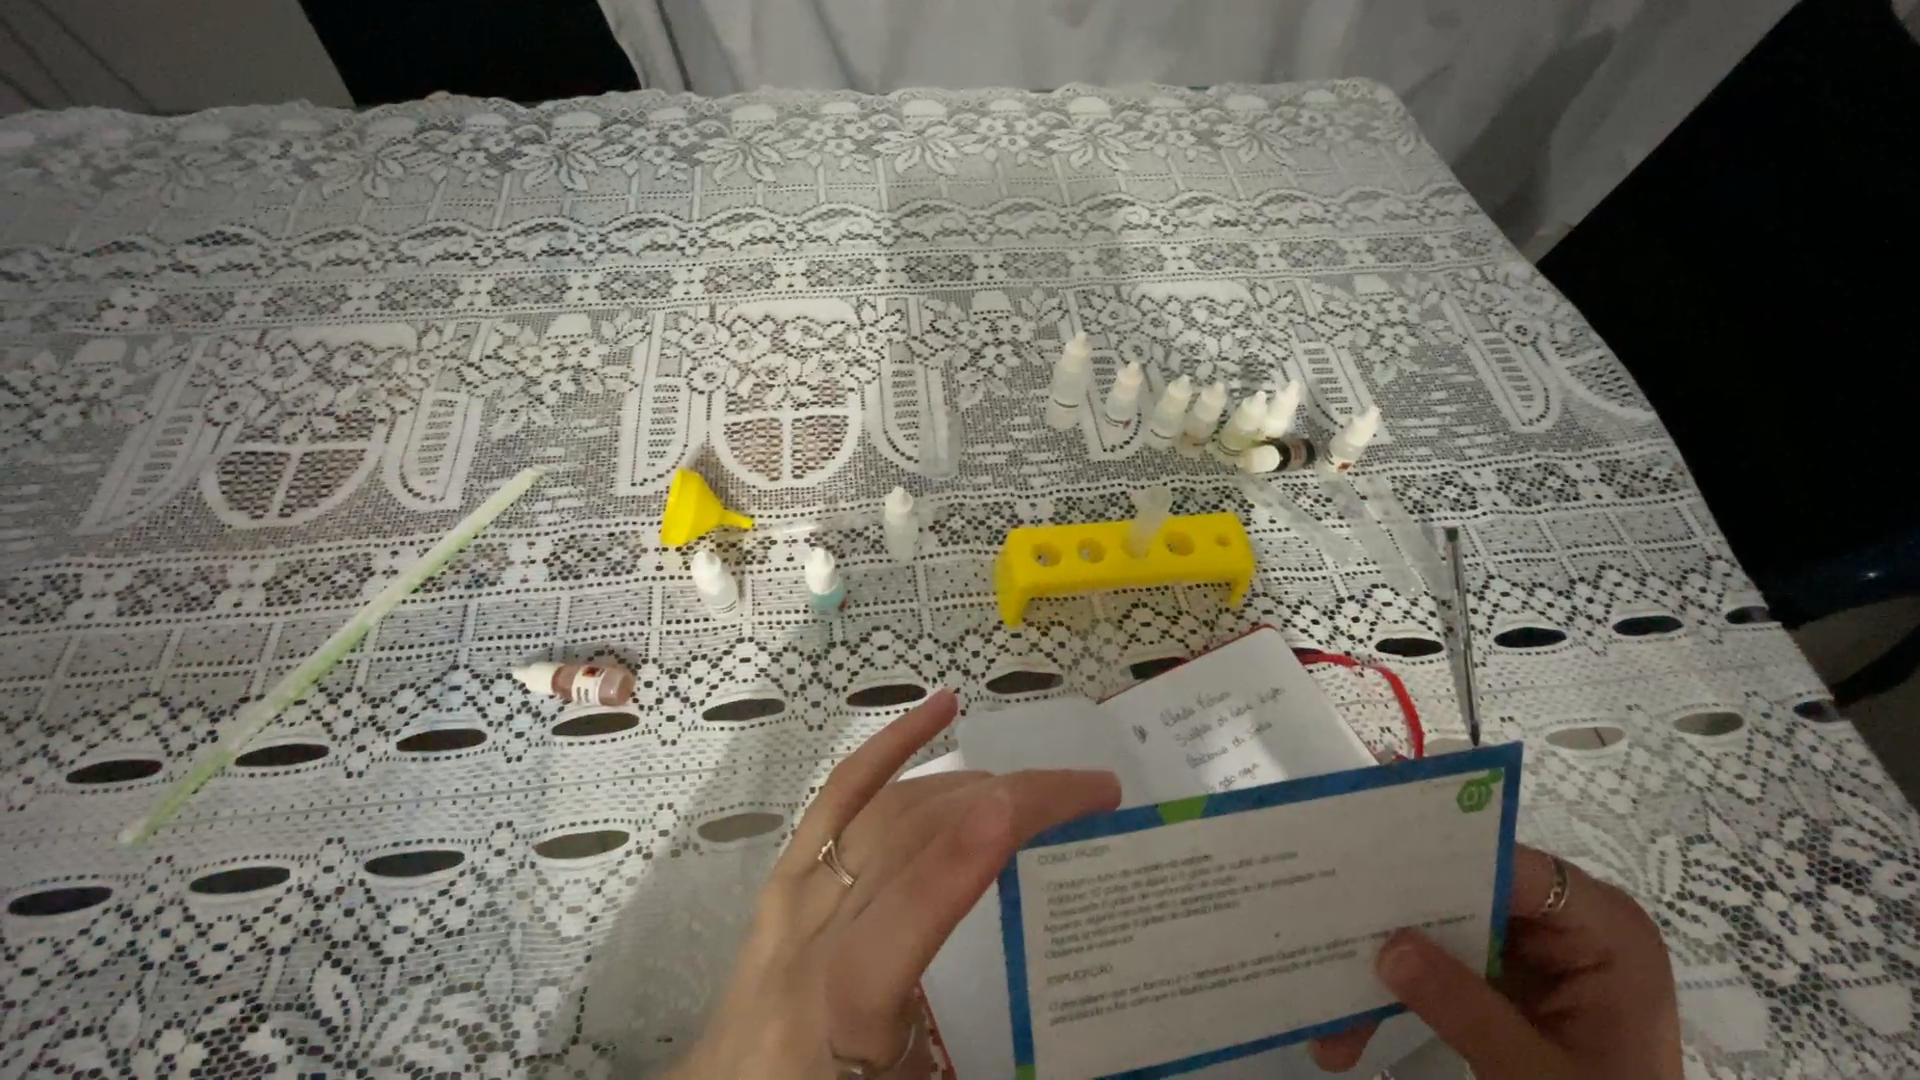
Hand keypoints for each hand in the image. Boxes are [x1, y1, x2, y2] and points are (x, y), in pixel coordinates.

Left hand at [670, 688, 1120, 1078]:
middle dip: (1011, 795)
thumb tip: (1072, 1014)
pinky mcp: (790, 866)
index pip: (917, 900)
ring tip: (1040, 783)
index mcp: (849, 996)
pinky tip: (941, 708)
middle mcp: (818, 926)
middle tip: (1090, 790)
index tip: (1046, 802)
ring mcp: (799, 884)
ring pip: (894, 805)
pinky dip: (895, 744)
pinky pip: (843, 791)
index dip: (977, 845)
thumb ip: (985, 1046)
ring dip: (975, 781)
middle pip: (917, 832)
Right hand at [1310, 844, 1681, 1078]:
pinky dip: (1400, 990)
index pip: (1513, 868)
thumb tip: (1388, 946)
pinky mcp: (1504, 980)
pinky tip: (1350, 1021)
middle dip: (1397, 916)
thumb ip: (1468, 1011)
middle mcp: (1567, 925)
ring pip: (1441, 928)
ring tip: (1328, 986)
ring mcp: (1533, 952)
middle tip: (1327, 909)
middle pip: (1465, 891)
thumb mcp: (1539, 1077)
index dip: (1443, 858)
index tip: (1371, 859)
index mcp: (1605, 931)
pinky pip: (1440, 963)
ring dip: (1386, 961)